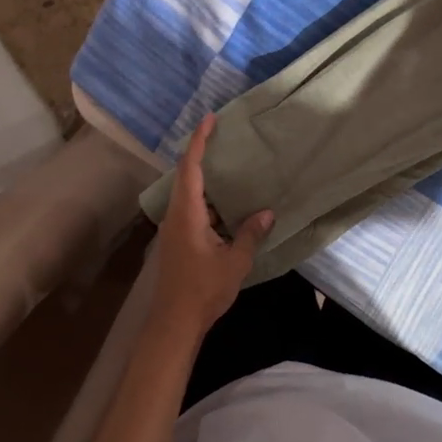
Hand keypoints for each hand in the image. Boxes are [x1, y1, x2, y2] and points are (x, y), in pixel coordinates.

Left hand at [151, 116, 273, 338]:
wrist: (175, 322)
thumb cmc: (203, 290)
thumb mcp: (234, 262)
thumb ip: (249, 234)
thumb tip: (266, 212)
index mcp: (187, 214)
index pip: (191, 167)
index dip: (199, 141)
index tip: (210, 119)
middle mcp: (176, 215)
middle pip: (186, 176)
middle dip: (202, 153)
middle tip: (223, 135)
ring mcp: (174, 229)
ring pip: (189, 194)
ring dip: (206, 179)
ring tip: (231, 166)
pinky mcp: (177, 241)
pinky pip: (192, 209)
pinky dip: (208, 199)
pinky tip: (227, 204)